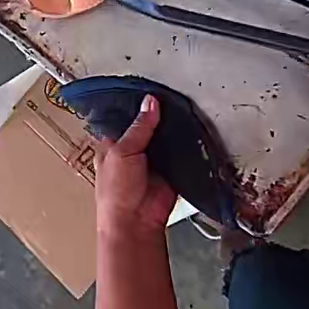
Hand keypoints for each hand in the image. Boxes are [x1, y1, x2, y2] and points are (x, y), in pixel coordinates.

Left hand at [94, 95, 177, 235]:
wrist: (136, 222)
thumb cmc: (116, 191)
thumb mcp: (123, 152)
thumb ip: (139, 127)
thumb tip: (150, 102)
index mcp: (113, 143)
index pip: (125, 117)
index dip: (137, 103)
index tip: (151, 87)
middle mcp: (133, 149)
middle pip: (149, 125)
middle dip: (160, 115)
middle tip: (174, 94)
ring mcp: (153, 158)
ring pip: (166, 136)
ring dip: (174, 128)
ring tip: (187, 106)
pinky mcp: (170, 168)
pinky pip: (180, 151)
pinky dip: (186, 143)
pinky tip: (194, 128)